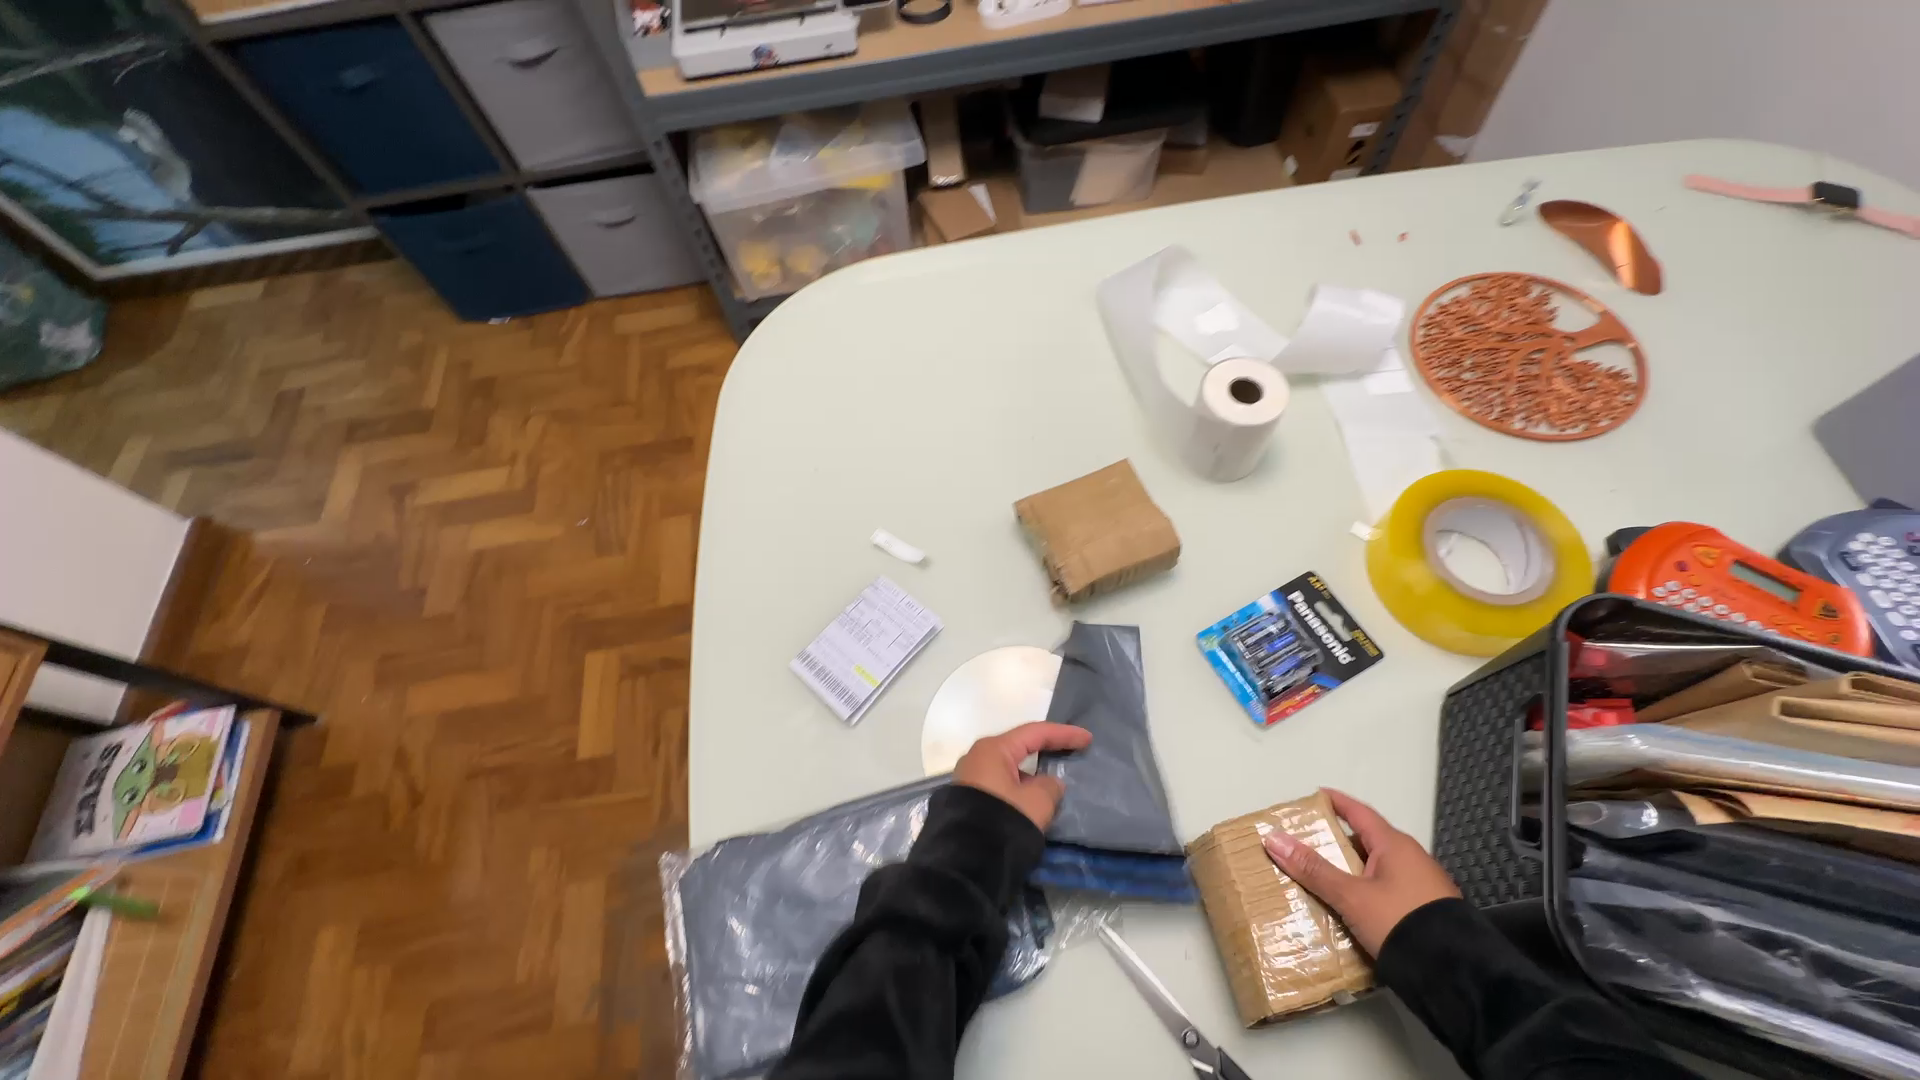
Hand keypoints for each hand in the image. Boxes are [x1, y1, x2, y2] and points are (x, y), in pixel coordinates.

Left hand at [952, 722, 1092, 831]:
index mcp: (993, 749)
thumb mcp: (1037, 801)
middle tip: (1072, 751)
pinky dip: (1020, 787)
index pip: (1034, 733)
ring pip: (1010, 769)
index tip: (1087, 738)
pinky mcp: (968, 799)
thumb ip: (1051, 786)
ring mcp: (970, 778)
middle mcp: (978, 757)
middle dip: (1046, 750)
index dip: (1064, 734)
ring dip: (1032, 773)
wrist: (967, 859)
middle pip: (1019, 747)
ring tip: (1055, 782)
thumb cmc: (1004, 819)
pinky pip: (1001, 784)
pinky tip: (1033, 799)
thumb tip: (1049, 783)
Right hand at [1262, 788, 1459, 955]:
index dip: (1336, 802)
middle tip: (1307, 842)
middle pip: (1367, 840)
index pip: (1359, 812)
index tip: (1315, 795)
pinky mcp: (1427, 911)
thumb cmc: (1401, 921)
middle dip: (1338, 840)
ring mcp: (1422, 885)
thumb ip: (1313, 869)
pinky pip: (1388, 888)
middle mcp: (1412, 858)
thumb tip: (1273, 838)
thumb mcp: (1351, 896)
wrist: (1456, 974)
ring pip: (1377, 867)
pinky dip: (1365, 888)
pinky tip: (1351, 905)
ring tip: (1322, 875)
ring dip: (1351, 868)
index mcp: (1395, 845)